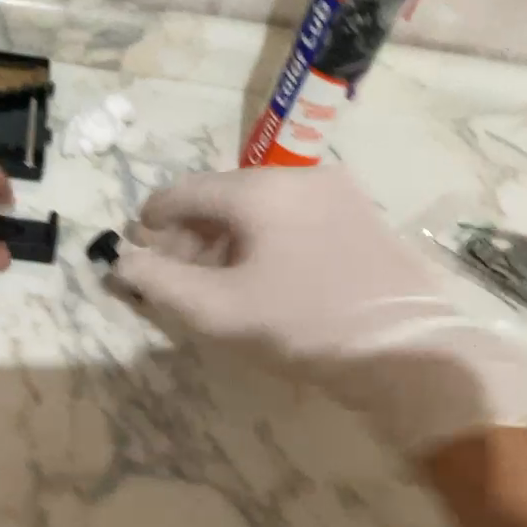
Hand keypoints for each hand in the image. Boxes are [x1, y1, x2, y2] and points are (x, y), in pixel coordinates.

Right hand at [115, 164, 526, 454]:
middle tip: (174, 277)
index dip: (151, 222)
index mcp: (260, 188)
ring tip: (215, 282)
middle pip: (220, 196)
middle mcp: (298, 174)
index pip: (183, 192)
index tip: (137, 252)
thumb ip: (156, 282)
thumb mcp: (215, 310)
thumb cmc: (300, 326)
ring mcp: (335, 190)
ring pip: (256, 205)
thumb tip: (120, 260)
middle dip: (188, 235)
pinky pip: (290, 214)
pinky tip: (260, 275)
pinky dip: (261, 238)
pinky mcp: (358, 213)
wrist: (406, 352)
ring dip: (223, 239)